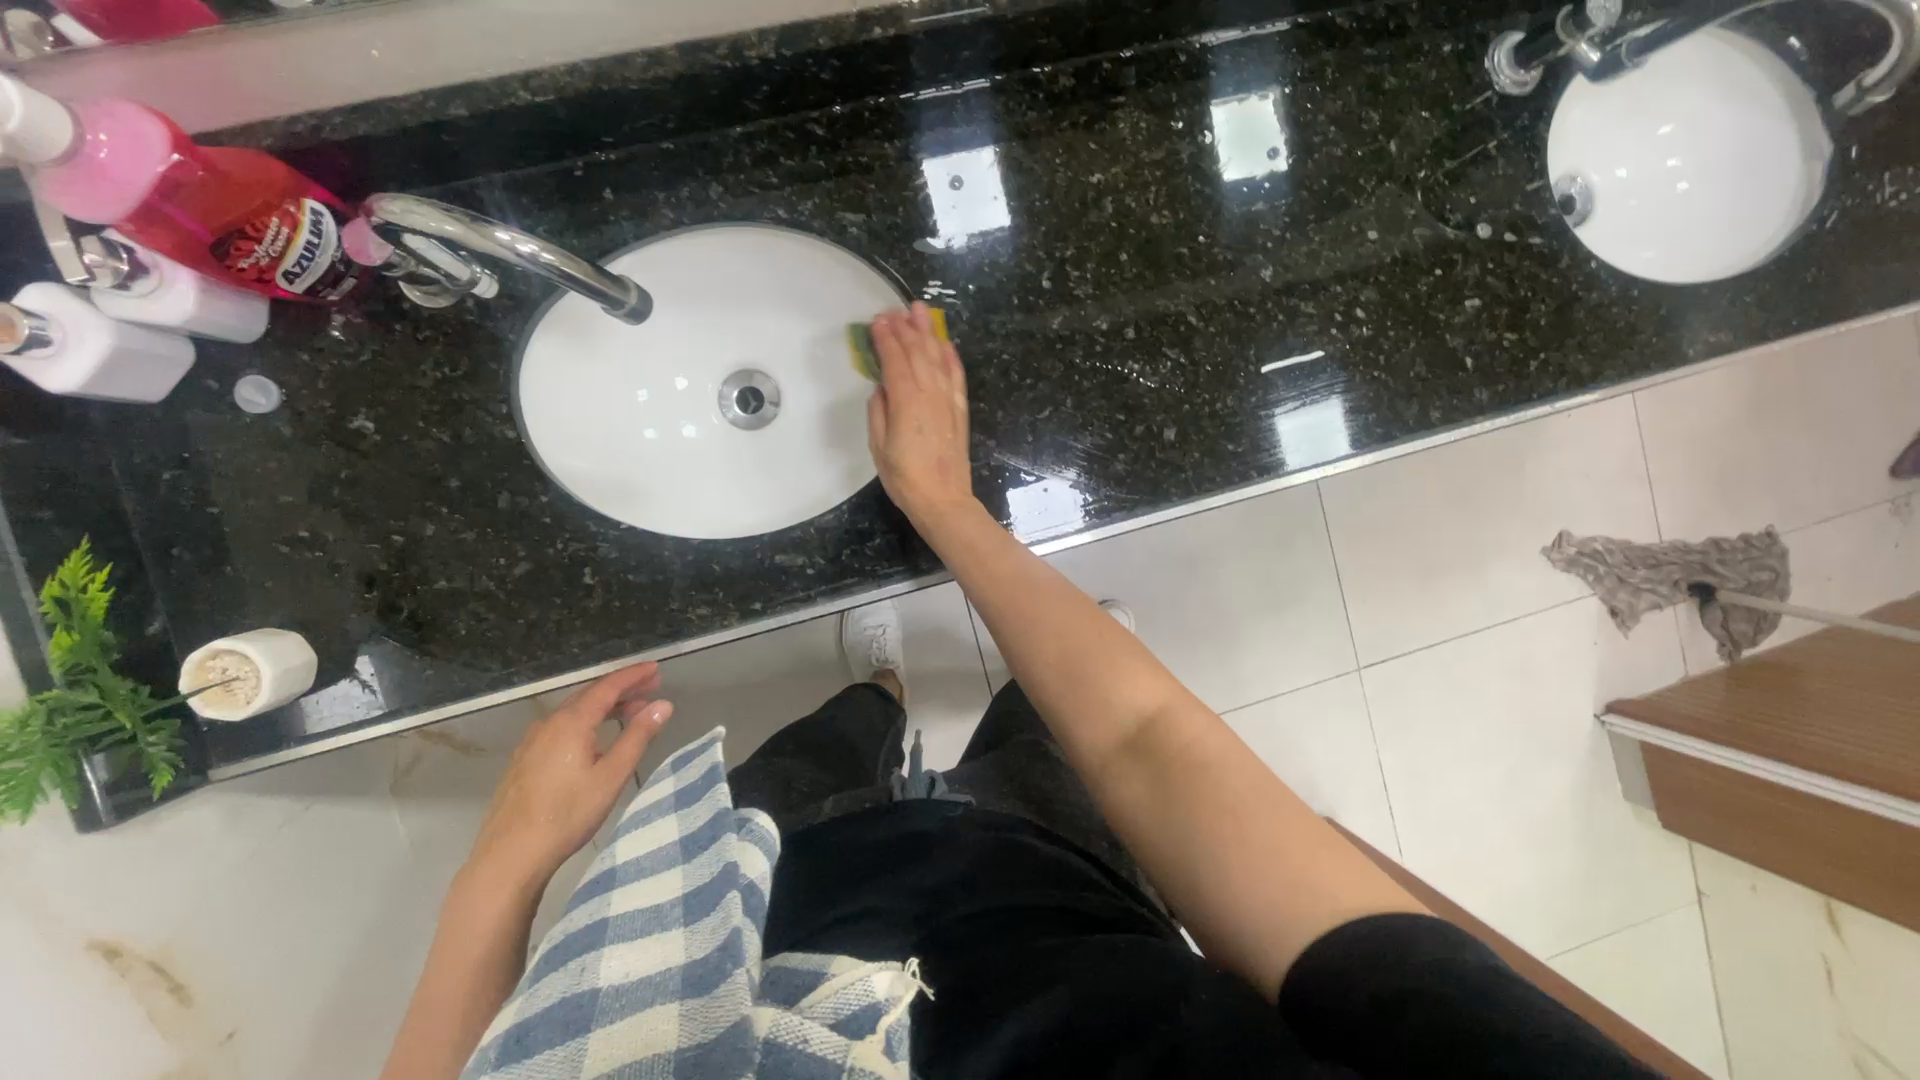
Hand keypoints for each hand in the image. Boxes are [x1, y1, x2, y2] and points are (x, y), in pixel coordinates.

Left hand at [463, 663, 672, 891]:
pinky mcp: (524, 760)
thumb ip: (638, 736)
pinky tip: (595, 740)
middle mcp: (549, 724)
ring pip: (574, 713)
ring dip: (604, 708)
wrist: (510, 855)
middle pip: (589, 696)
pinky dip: (586, 723)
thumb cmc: (568, 814)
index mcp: (571, 723)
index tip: (656, 669)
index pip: (607, 687)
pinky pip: (561, 728)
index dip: (633, 675)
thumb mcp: (612, 775)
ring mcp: (532, 742)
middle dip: (621, 689)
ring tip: (630, 714)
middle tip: (651, 688)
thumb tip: (663, 704)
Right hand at [867, 302, 977, 526]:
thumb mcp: (878, 447)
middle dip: (905, 328)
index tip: (876, 321)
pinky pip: (957, 376)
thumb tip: (881, 388)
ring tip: (920, 311)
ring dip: (928, 333)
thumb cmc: (905, 479)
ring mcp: (948, 401)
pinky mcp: (960, 411)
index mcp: (906, 403)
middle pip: (917, 352)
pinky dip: (951, 357)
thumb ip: (878, 412)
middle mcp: (930, 395)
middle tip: (894, 309)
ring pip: (938, 358)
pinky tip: (946, 343)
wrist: (943, 500)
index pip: (894, 360)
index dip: (885, 338)